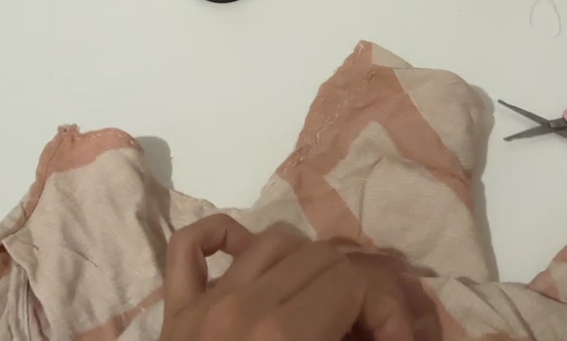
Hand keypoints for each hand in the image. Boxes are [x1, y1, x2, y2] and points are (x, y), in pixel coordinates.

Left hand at [158, 216, 413, 340]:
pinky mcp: (174, 317)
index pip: (355, 282)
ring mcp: (203, 305)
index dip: (390, 311)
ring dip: (308, 262)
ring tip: (328, 305)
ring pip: (271, 241)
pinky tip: (245, 253)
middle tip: (372, 336)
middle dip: (360, 289)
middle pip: (322, 256)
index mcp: (283, 335)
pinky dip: (218, 236)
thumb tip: (393, 336)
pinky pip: (189, 248)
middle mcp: (242, 305)